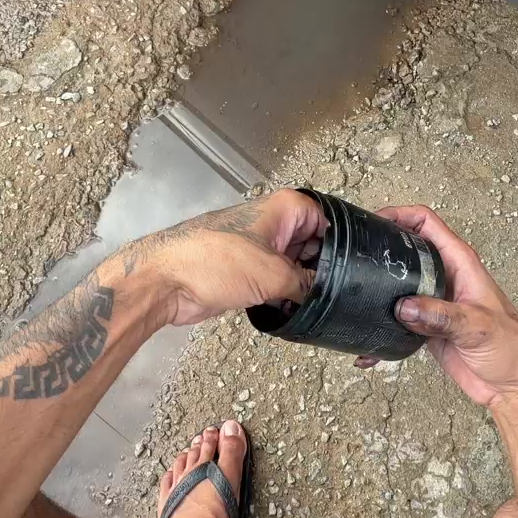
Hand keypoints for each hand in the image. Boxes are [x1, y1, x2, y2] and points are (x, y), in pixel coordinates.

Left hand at [124, 189, 326, 326]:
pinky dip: (287, 293)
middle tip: (335, 291)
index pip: (326, 219)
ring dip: (303, 283)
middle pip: (313, 243)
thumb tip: (325, 293)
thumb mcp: (273, 275)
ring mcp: (260, 247)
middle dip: (321, 266)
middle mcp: (273, 223)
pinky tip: (297, 310)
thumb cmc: (213, 262)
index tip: (350, 268)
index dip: (339, 244)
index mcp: (282, 208)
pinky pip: (279, 279)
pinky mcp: (248, 270)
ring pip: (296, 263)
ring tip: (317, 302)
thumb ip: (308, 284)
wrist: (167, 283)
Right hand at [366, 206, 517, 406]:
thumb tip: (403, 307)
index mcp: (460, 263)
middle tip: (355, 252)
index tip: (375, 219)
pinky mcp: (425, 326)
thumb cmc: (510, 348)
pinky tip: (367, 346)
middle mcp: (444, 276)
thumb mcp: (477, 327)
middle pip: (407, 248)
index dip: (401, 214)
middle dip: (382, 246)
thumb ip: (441, 316)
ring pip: (398, 282)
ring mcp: (433, 301)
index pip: (427, 223)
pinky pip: (397, 319)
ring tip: (352, 291)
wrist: (513, 386)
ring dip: (378, 287)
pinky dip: (381, 329)